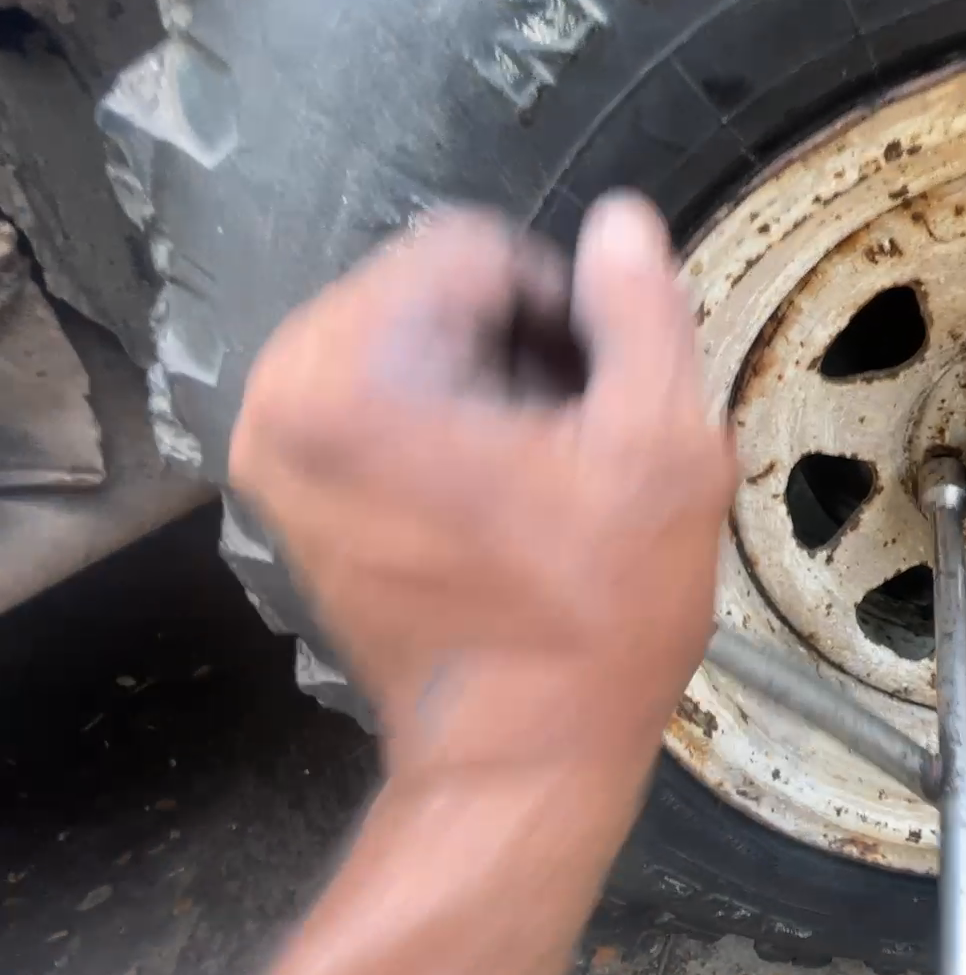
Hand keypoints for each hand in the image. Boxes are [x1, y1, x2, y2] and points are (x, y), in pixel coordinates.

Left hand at [229, 194, 736, 780]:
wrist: (535, 749)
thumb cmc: (606, 607)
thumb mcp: (667, 448)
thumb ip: (647, 316)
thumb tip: (623, 225)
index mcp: (357, 373)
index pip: (481, 251)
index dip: (576, 311)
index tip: (616, 400)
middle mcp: (289, 401)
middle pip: (449, 300)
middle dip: (546, 357)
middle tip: (601, 449)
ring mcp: (289, 456)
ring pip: (437, 354)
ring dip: (523, 396)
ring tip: (573, 481)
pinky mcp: (313, 499)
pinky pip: (411, 411)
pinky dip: (482, 434)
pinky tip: (532, 503)